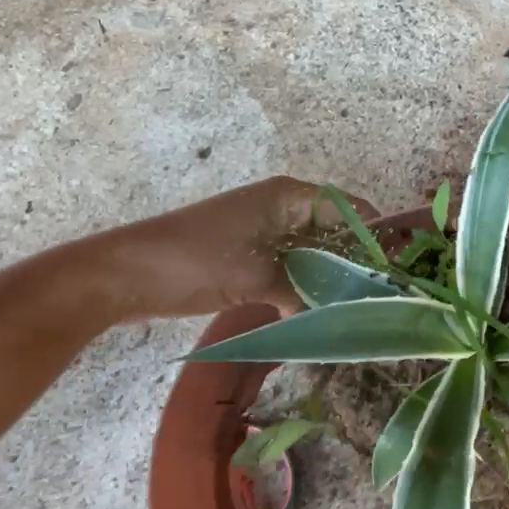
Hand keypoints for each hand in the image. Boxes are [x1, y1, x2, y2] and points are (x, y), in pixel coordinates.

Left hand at [94, 176, 378, 318]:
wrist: (116, 277)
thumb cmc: (192, 262)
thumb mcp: (255, 277)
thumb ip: (301, 290)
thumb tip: (333, 312)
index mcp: (290, 196)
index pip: (350, 207)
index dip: (374, 232)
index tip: (393, 262)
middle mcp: (282, 205)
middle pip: (334, 227)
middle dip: (353, 257)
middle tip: (375, 288)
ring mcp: (263, 228)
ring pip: (311, 249)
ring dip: (325, 274)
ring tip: (348, 302)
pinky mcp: (246, 252)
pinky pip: (288, 262)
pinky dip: (300, 282)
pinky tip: (308, 309)